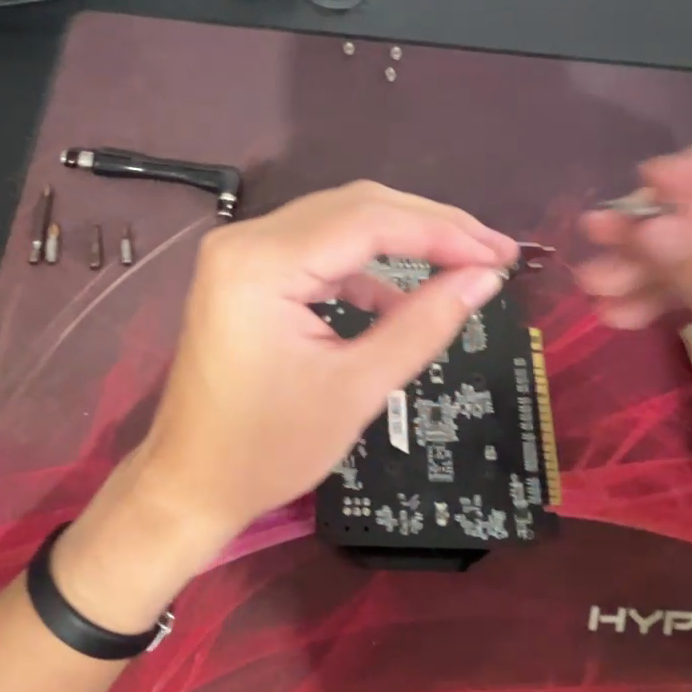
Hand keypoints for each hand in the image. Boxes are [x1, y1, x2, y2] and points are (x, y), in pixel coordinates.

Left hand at [140, 181, 515, 529]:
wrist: (190, 484)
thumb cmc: (268, 449)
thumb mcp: (357, 388)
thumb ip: (423, 324)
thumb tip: (484, 279)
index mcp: (260, 263)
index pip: (368, 221)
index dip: (443, 231)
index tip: (501, 253)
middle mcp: (244, 240)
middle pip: (354, 208)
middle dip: (429, 226)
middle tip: (493, 251)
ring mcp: (241, 253)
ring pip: (339, 223)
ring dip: (401, 240)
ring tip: (462, 263)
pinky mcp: (246, 272)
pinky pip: (317, 251)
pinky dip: (364, 266)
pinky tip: (402, 295)